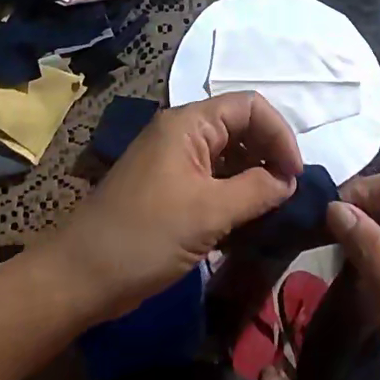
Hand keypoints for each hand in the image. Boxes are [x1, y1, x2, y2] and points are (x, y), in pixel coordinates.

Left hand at [47, 93, 302, 317]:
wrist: (84, 272)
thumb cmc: (146, 235)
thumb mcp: (209, 212)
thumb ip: (256, 190)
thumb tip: (287, 180)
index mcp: (187, 124)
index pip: (249, 106)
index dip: (279, 134)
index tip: (294, 177)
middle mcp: (180, 134)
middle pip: (240, 128)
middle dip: (270, 154)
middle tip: (289, 196)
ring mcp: (173, 162)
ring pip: (228, 156)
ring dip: (255, 177)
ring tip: (274, 210)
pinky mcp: (170, 189)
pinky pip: (213, 180)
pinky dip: (235, 194)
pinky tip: (250, 220)